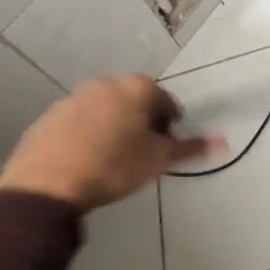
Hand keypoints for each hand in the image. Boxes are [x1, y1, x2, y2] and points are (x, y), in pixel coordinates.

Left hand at [0, 75, 221, 211]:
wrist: (45, 186)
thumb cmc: (113, 166)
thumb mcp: (158, 159)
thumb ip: (191, 148)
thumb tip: (224, 142)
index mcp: (138, 87)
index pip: (167, 103)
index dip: (169, 128)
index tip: (162, 150)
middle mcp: (107, 83)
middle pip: (134, 102)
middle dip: (139, 124)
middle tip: (138, 155)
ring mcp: (73, 98)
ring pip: (104, 111)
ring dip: (111, 128)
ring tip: (108, 161)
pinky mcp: (48, 117)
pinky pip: (76, 124)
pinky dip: (83, 136)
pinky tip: (82, 162)